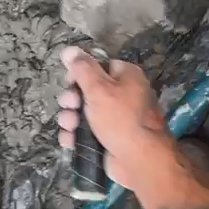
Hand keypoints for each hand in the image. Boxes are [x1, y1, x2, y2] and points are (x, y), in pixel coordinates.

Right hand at [57, 46, 176, 191]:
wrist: (140, 160)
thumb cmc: (121, 119)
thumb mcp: (99, 89)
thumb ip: (82, 69)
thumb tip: (69, 49)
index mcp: (126, 77)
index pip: (98, 66)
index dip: (80, 73)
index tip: (69, 81)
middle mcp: (123, 95)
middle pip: (87, 90)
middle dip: (72, 99)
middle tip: (69, 106)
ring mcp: (115, 119)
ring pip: (83, 113)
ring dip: (70, 119)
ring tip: (70, 126)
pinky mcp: (108, 139)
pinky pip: (86, 132)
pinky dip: (76, 136)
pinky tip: (70, 140)